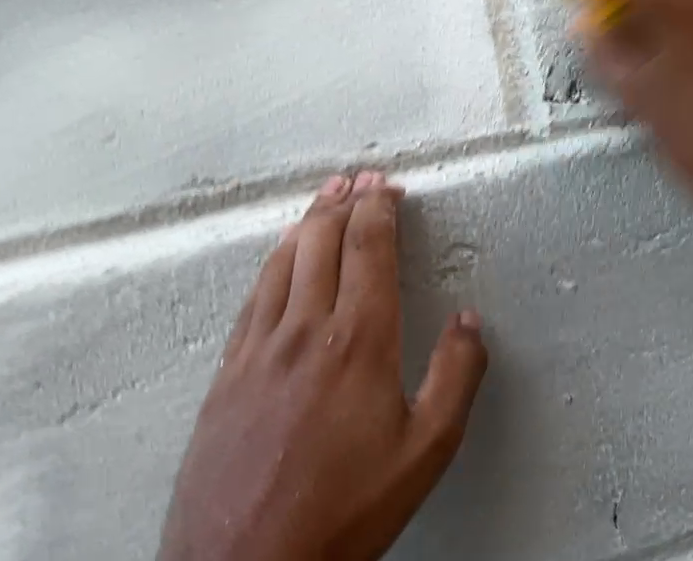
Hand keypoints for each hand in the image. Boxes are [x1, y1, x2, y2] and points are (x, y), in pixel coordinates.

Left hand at [159, 172, 488, 560]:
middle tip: (358, 179)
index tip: (387, 187)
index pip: (368, 249)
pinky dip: (269, 266)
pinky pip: (249, 303)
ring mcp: (255, 357)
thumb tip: (469, 321)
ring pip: (278, 266)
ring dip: (303, 225)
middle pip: (318, 244)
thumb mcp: (428, 448)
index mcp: (358, 343)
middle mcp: (303, 336)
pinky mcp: (223, 382)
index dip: (378, 209)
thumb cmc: (342, 513)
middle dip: (341, 203)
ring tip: (319, 201)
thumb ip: (457, 374)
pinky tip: (276, 264)